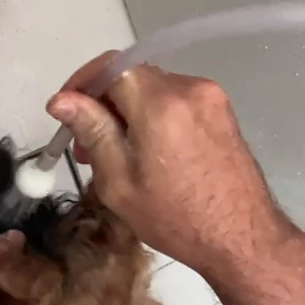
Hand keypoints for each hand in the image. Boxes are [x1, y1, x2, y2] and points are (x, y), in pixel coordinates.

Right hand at [47, 54, 303, 277]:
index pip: (111, 66)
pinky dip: (150, 115)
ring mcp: (210, 97)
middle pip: (131, 75)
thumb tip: (61, 101)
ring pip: (151, 87)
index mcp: (160, 106)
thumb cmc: (176, 218)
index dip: (82, 82)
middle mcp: (188, 89)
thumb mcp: (119, 182)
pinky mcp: (221, 110)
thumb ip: (92, 132)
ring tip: (113, 152)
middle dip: (101, 101)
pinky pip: (173, 99)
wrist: (243, 238)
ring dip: (125, 110)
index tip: (66, 111)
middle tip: (84, 144)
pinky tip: (144, 151)